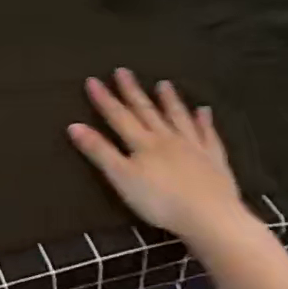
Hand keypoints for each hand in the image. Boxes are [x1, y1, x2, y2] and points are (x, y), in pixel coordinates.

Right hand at [67, 69, 254, 242]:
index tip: (93, 80)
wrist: (210, 217)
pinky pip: (207, 135)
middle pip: (147, 111)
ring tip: (163, 84)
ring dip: (169, 101)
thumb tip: (73, 126)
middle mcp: (167, 138)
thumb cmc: (159, 201)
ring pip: (178, 118)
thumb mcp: (121, 177)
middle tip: (123, 71)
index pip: (119, 117)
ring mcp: (193, 147)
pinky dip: (204, 122)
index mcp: (143, 143)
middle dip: (133, 92)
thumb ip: (99, 151)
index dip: (104, 99)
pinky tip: (204, 112)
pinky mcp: (213, 160)